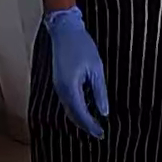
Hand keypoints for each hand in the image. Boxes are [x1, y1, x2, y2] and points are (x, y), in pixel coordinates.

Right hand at [45, 6, 108, 138]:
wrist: (64, 28)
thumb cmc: (82, 45)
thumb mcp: (96, 69)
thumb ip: (100, 92)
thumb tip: (104, 113)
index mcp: (71, 87)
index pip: (82, 114)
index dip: (92, 125)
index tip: (101, 133)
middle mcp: (61, 90)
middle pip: (74, 116)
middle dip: (86, 126)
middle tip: (99, 134)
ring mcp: (58, 87)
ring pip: (69, 111)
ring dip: (80, 120)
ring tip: (93, 126)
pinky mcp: (58, 83)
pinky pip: (67, 103)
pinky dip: (75, 111)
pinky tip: (84, 113)